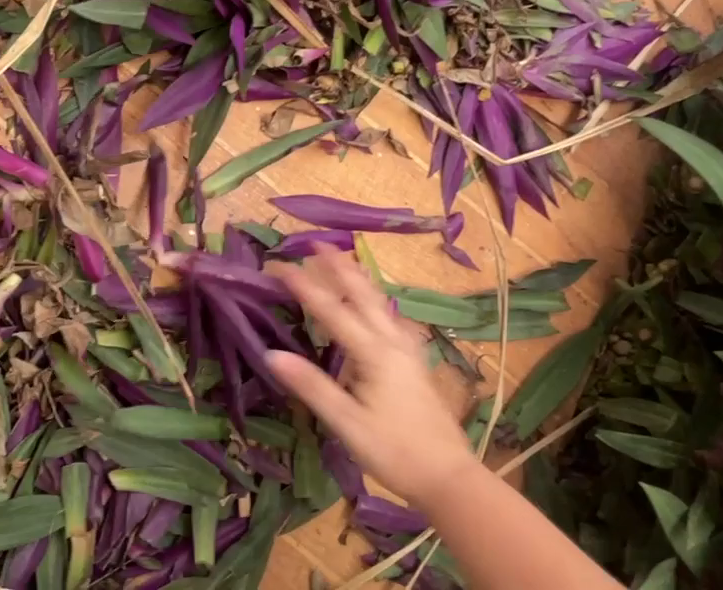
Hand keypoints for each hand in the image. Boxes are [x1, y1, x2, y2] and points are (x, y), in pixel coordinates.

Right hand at [265, 246, 479, 505]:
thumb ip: (311, 386)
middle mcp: (392, 344)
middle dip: (339, 267)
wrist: (450, 479)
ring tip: (344, 261)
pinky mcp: (415, 366)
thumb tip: (271, 353)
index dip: (304, 284)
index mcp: (374, 353)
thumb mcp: (346, 423)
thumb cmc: (395, 451)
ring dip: (359, 280)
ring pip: (381, 304)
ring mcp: (408, 353)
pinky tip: (378, 308)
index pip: (332, 309)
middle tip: (317, 243)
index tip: (278, 264)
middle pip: (363, 295)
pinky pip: (391, 319)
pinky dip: (376, 301)